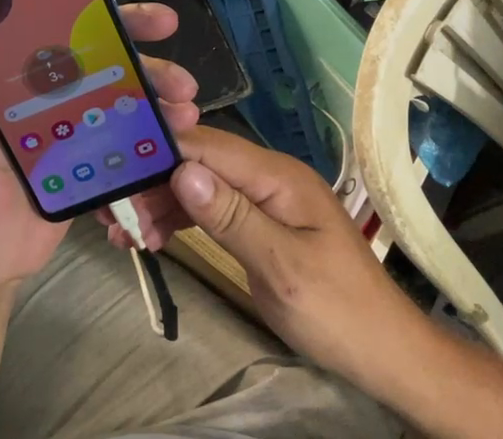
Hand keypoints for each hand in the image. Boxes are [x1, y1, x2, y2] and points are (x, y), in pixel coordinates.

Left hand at [0, 3, 199, 299]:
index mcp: (1, 88)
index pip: (40, 35)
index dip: (74, 11)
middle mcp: (38, 100)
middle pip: (90, 59)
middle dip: (134, 45)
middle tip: (170, 39)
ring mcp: (67, 131)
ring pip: (116, 99)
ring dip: (154, 95)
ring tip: (185, 108)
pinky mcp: (88, 165)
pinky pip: (124, 146)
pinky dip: (152, 144)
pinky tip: (177, 146)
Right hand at [112, 127, 428, 380]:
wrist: (388, 356)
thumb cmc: (339, 313)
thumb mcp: (282, 267)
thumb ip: (231, 216)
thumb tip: (182, 170)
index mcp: (277, 177)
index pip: (205, 146)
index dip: (158, 154)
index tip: (114, 175)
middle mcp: (266, 177)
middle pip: (196, 162)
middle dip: (151, 182)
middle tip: (114, 215)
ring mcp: (262, 199)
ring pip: (196, 185)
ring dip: (159, 204)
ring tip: (122, 233)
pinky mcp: (257, 222)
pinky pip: (208, 209)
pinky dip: (178, 220)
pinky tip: (150, 238)